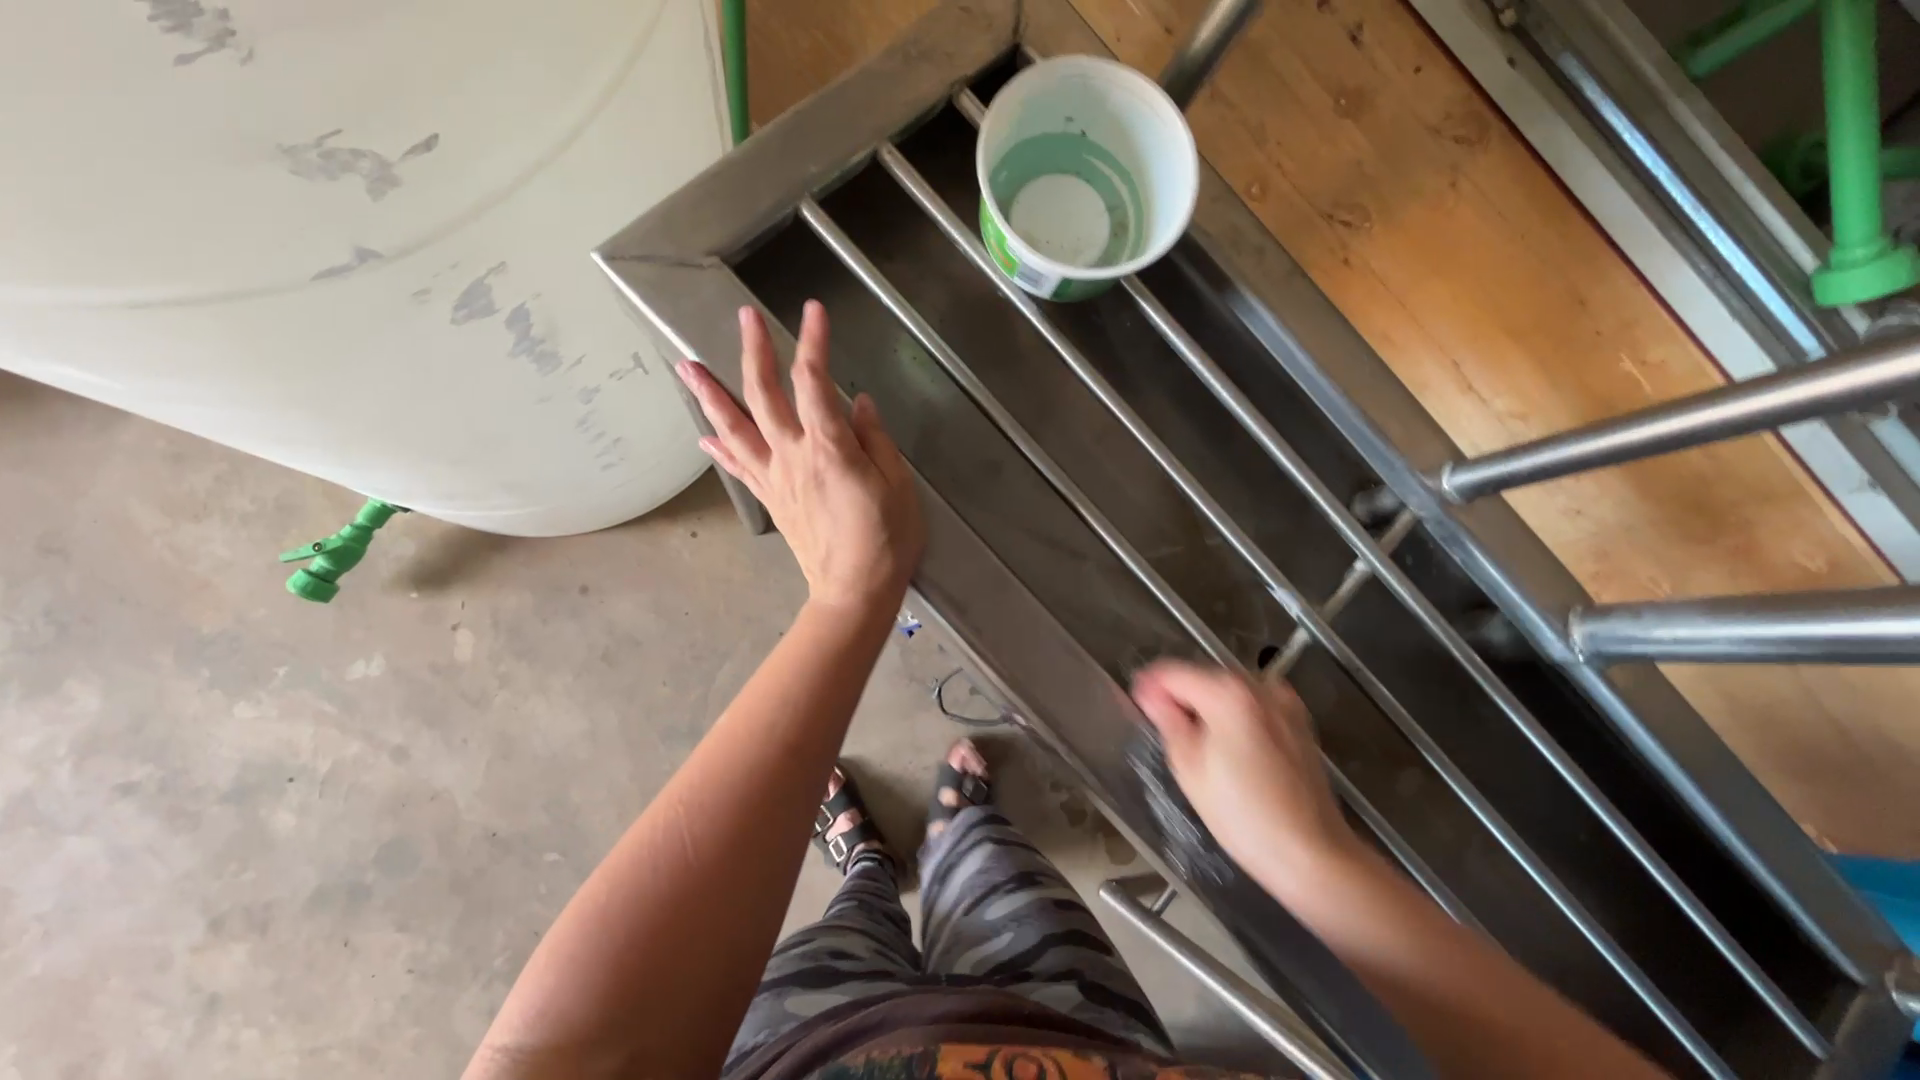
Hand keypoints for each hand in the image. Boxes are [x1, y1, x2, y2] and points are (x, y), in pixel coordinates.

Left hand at [677, 301, 923, 613]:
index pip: (815, 382)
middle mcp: (793, 456)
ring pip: (737, 428)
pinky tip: (704, 432)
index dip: (813, 342)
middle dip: (754, 351)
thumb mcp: (898, 484)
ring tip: (685, 365)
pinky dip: (720, 446)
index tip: (814, 310)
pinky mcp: (771, 499)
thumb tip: (856, 404)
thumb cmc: (886, 539)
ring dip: (711, 394)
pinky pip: (739, 467)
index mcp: (830, 448)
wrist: (853, 591)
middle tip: (744, 317)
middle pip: (764, 395)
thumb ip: (875, 440)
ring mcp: (776, 478)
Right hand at [1130, 660, 1359, 884]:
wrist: (1310, 852)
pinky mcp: (1299, 723)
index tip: (1137, 706)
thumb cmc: (1242, 815)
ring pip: (1230, 693)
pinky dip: (1236, 718)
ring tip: (1196, 746)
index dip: (1149, 687)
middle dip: (1180, 697)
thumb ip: (1166, 720)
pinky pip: (1254, 707)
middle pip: (1204, 678)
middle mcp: (1259, 687)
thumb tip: (1149, 693)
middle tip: (1163, 732)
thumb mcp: (1189, 767)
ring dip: (1208, 708)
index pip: (1173, 673)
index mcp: (1228, 694)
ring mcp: (1284, 703)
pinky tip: (1231, 751)